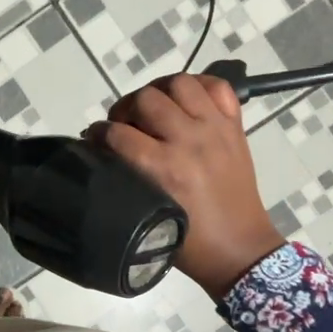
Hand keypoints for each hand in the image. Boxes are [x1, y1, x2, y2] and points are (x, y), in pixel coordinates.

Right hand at [89, 74, 283, 295]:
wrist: (239, 248)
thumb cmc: (187, 243)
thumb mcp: (146, 214)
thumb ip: (125, 180)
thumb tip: (103, 153)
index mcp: (163, 168)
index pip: (117, 133)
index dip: (97, 133)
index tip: (93, 139)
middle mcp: (189, 141)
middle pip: (145, 99)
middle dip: (124, 109)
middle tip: (123, 125)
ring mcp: (215, 129)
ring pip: (179, 83)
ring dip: (158, 91)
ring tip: (152, 108)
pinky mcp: (234, 127)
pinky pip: (217, 87)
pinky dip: (198, 86)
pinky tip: (185, 101)